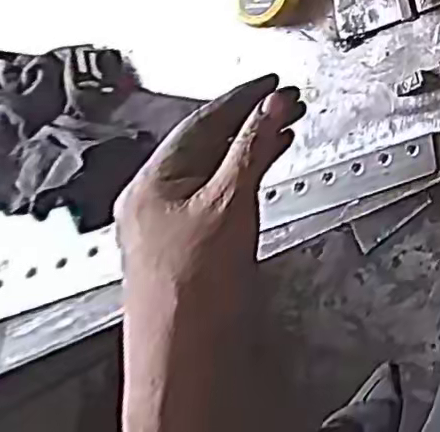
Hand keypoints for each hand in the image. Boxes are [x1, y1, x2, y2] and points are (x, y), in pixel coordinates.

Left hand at [116, 74, 304, 431]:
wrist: (187, 357)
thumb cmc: (193, 288)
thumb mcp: (230, 201)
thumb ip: (254, 145)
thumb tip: (272, 102)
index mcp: (151, 183)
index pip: (202, 121)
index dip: (242, 96)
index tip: (271, 81)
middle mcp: (157, 197)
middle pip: (210, 139)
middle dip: (253, 116)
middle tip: (285, 97)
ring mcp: (173, 218)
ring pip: (219, 161)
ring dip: (255, 139)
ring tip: (287, 120)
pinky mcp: (193, 236)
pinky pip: (224, 183)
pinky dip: (251, 165)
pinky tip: (271, 157)